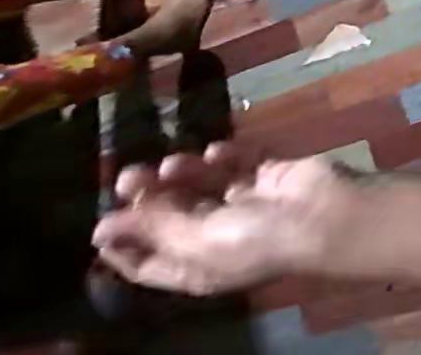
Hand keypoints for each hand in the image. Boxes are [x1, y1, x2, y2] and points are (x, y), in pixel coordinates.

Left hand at [93, 147, 352, 295]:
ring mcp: (243, 204)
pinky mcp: (265, 175)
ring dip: (183, 173)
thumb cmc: (255, 238)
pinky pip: (238, 163)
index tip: (101, 220)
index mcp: (196, 267)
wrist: (320, 213)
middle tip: (128, 174)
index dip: (122, 245)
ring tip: (170, 160)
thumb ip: (154, 226)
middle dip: (149, 198)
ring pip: (202, 186)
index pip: (149, 261)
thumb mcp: (198, 240)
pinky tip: (216, 152)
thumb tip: (100, 229)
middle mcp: (215, 236)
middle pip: (172, 217)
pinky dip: (225, 157)